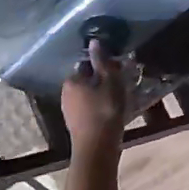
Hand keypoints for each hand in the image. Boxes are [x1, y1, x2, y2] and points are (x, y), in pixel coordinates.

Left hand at [62, 39, 128, 154]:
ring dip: (102, 96)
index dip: (103, 66)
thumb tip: (94, 40)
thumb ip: (102, 60)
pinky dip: (100, 109)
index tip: (118, 72)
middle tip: (123, 86)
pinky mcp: (76, 125)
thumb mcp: (109, 81)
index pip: (86, 65)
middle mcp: (66, 94)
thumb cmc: (105, 110)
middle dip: (103, 82)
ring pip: (89, 97)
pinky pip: (89, 110)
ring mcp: (69, 111)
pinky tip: (112, 115)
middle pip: (88, 81)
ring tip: (121, 101)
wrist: (98, 148)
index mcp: (71, 80)